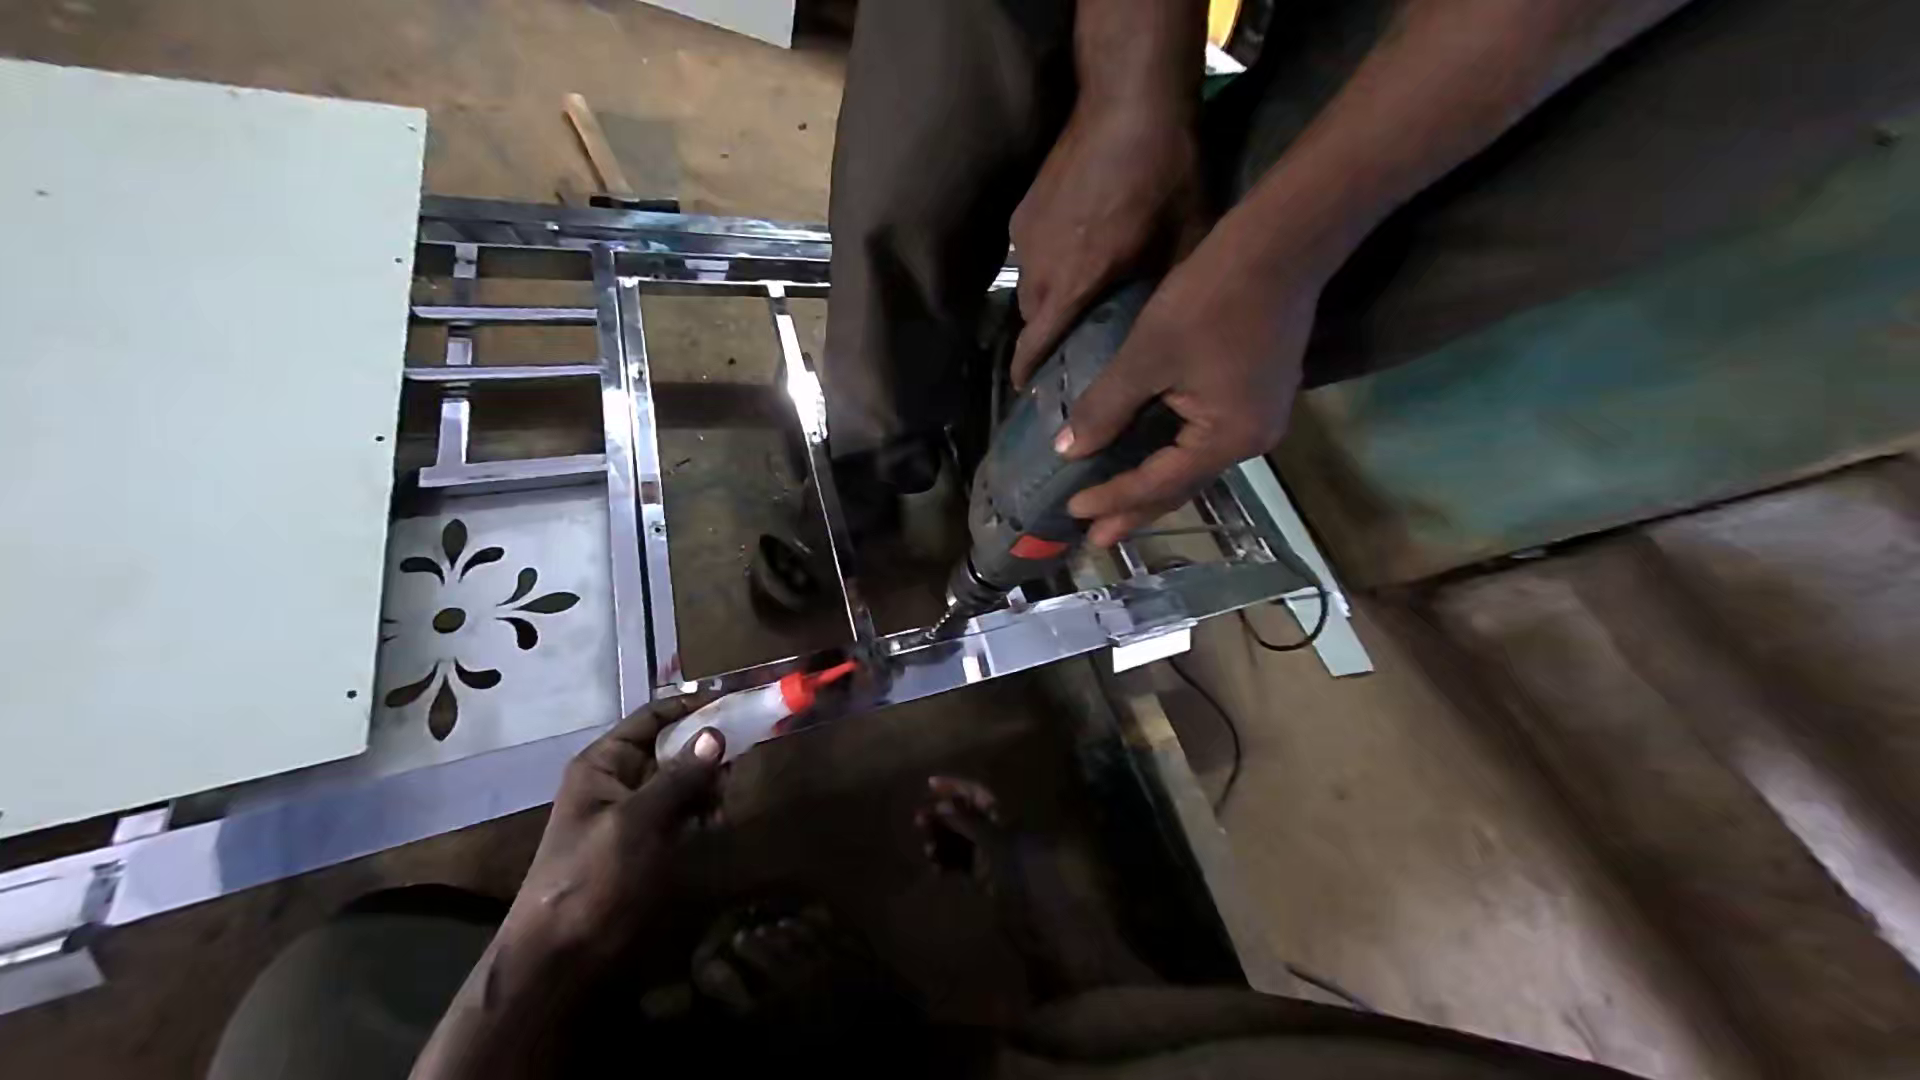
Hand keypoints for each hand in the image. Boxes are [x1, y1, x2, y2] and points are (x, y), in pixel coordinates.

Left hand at [501, 698, 726, 966]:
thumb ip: (678, 777)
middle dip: (707, 755)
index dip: (691, 706)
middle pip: (676, 746)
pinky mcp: (651, 837)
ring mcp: (637, 809)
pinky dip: (704, 811)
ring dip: (709, 787)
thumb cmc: (591, 878)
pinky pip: (687, 809)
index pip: (653, 717)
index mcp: (604, 763)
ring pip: (687, 778)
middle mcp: (622, 778)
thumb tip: (717, 734)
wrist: (561, 958)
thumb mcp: (636, 822)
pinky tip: (713, 826)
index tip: (735, 701)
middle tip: (732, 768)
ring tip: (718, 809)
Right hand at [1008, 99, 1204, 389]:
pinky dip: (1045, 265)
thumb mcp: (1181, 241)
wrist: (1129, 98)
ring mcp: (1026, 237)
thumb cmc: (1163, 172)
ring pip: (1027, 289)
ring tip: (1072, 295)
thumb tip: (1158, 327)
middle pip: (1031, 320)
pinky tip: (1071, 250)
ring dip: (1045, 300)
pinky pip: (1028, 256)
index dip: (1027, 371)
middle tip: (1070, 340)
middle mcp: (1040, 267)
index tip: (1026, 390)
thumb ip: (1161, 291)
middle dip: (1045, 336)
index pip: (1034, 344)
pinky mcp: (1022, 212)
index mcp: (1074, 283)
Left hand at [1057, 230, 1319, 546]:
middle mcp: (1249, 442)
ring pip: (1191, 469)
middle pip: (1179, 487)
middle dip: (1134, 512)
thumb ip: (1104, 409)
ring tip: (1113, 513)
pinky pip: (1201, 447)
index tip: (1073, 511)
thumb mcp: (1146, 357)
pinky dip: (1168, 461)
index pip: (1157, 482)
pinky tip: (1146, 466)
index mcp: (1227, 438)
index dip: (1113, 498)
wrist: (1281, 243)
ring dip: (1150, 490)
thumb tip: (1067, 450)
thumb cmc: (1209, 297)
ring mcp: (1257, 423)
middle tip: (1096, 539)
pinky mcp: (1254, 402)